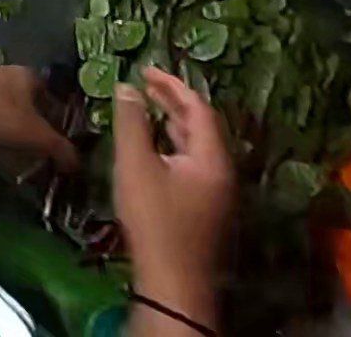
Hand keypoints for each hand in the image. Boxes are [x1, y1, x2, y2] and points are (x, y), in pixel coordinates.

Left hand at [0, 67, 78, 171]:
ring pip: (9, 105)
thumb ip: (61, 149)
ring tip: (20, 149)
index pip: (54, 96)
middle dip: (38, 124)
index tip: (64, 142)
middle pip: (31, 101)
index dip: (61, 119)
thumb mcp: (36, 136)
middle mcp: (7, 72)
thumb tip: (78, 164)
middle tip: (43, 149)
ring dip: (16, 124)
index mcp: (29, 76)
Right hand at [113, 68, 233, 316]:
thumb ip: (131, 122)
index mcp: (211, 160)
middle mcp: (222, 173)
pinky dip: (172, 140)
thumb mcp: (135, 163)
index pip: (199, 110)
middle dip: (173, 100)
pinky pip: (192, 160)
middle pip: (202, 126)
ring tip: (146, 104)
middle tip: (144, 80)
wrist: (173, 280)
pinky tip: (153, 142)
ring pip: (197, 145)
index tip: (145, 69)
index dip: (173, 85)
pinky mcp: (205, 206)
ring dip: (172, 120)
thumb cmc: (154, 216)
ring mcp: (216, 193)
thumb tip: (128, 86)